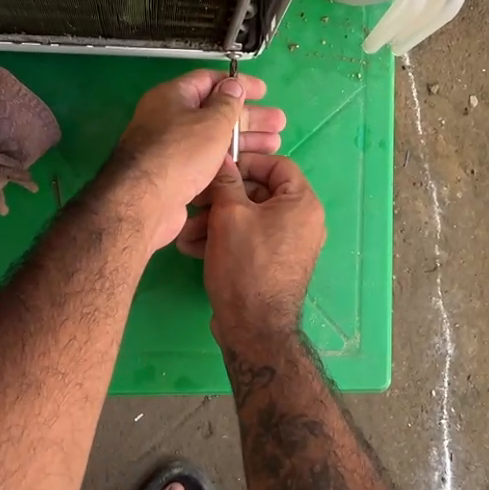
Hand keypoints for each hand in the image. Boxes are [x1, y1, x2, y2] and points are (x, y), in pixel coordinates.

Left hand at [107, 70, 285, 254]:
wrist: (145, 202)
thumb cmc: (180, 153)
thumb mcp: (212, 121)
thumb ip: (228, 102)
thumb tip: (233, 85)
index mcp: (174, 97)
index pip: (210, 81)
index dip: (239, 84)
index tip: (263, 91)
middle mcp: (170, 120)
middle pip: (217, 112)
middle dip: (250, 118)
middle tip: (279, 123)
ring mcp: (172, 150)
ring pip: (215, 140)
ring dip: (245, 141)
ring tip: (274, 145)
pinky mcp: (176, 176)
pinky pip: (208, 163)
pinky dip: (230, 162)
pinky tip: (252, 167)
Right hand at [176, 153, 326, 342]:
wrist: (254, 329)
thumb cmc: (245, 265)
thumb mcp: (230, 216)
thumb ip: (226, 182)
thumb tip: (224, 160)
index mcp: (302, 203)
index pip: (277, 165)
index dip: (246, 162)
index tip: (218, 167)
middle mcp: (302, 221)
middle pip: (259, 193)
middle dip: (222, 198)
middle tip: (194, 201)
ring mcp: (288, 244)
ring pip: (249, 218)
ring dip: (215, 221)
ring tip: (185, 231)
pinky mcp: (273, 264)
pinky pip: (249, 239)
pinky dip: (224, 239)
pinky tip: (192, 247)